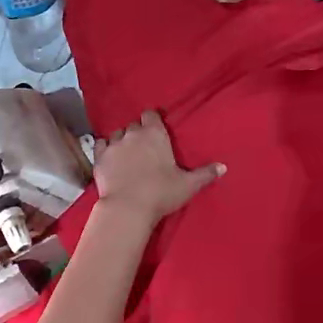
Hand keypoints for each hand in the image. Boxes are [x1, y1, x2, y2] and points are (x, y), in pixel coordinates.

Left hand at [94, 111, 224, 226]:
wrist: (127, 207)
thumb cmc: (161, 193)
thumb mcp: (188, 185)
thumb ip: (205, 174)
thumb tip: (224, 167)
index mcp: (155, 134)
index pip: (151, 115)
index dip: (153, 120)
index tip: (157, 128)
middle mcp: (133, 133)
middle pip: (134, 125)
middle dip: (138, 132)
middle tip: (144, 146)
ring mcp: (113, 144)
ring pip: (117, 133)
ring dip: (122, 139)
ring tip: (127, 152)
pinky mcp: (99, 157)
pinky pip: (100, 144)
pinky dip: (105, 147)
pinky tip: (109, 156)